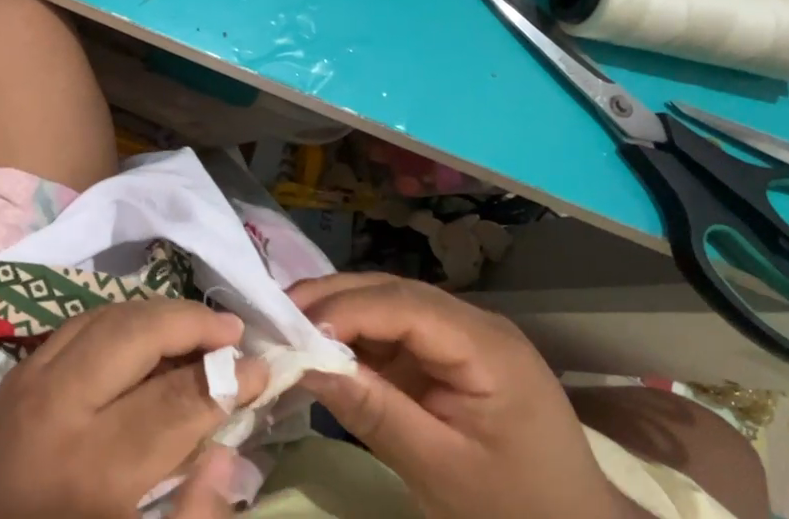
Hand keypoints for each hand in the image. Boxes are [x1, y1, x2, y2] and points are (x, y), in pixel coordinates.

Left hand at [0, 299, 267, 518]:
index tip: (262, 369)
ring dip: (157, 311)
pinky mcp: (16, 369)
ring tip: (200, 322)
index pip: (176, 403)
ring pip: (105, 316)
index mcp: (95, 467)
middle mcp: (61, 406)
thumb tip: (228, 449)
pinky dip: (119, 316)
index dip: (226, 381)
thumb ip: (190, 514)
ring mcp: (31, 378)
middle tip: (234, 328)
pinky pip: (77, 323)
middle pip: (137, 336)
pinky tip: (145, 328)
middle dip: (191, 322)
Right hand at [289, 274, 645, 518]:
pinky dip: (352, 339)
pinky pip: (391, 332)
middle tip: (274, 320)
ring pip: (384, 305)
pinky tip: (321, 351)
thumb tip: (305, 364)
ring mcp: (461, 339)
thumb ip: (374, 412)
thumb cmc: (514, 510)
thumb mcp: (441, 470)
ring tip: (288, 333)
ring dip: (335, 315)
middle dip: (329, 301)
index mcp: (487, 348)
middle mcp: (474, 325)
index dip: (343, 309)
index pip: (403, 304)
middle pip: (390, 292)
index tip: (290, 332)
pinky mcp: (447, 357)